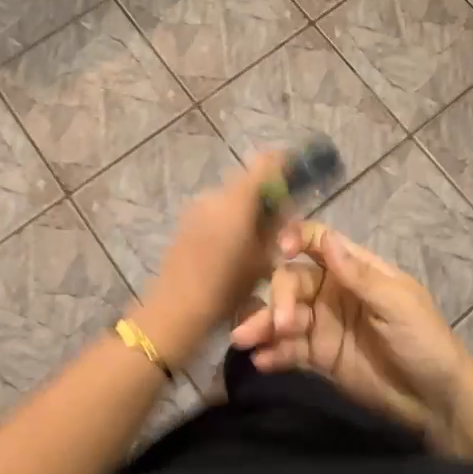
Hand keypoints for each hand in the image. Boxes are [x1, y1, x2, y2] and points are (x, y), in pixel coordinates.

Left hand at [139, 153, 288, 361]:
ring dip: (246, 208)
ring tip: (256, 237)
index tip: (298, 175)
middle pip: (248, 181)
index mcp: (237, 200)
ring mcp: (197, 205)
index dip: (284, 164)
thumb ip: (276, 228)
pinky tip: (234, 245)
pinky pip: (216, 209)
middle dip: (266, 194)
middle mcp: (215, 194)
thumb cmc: (225, 289)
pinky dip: (229, 218)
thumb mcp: (262, 261)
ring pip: (231, 196)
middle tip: (279, 219)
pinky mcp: (186, 219)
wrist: (174, 310)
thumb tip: (286, 207)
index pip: (266, 163)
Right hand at [229, 223, 472, 451]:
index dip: (296, 238)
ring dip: (263, 324)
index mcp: (355, 269)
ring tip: (245, 341)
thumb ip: (358, 275)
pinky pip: (288, 349)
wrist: (437, 402)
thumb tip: (326, 238)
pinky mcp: (319, 358)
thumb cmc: (425, 340)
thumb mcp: (397, 304)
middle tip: (279, 324)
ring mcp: (323, 325)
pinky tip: (261, 361)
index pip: (317, 242)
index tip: (279, 249)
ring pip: (284, 315)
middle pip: (292, 280)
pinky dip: (272, 353)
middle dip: (279, 298)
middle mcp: (332, 291)